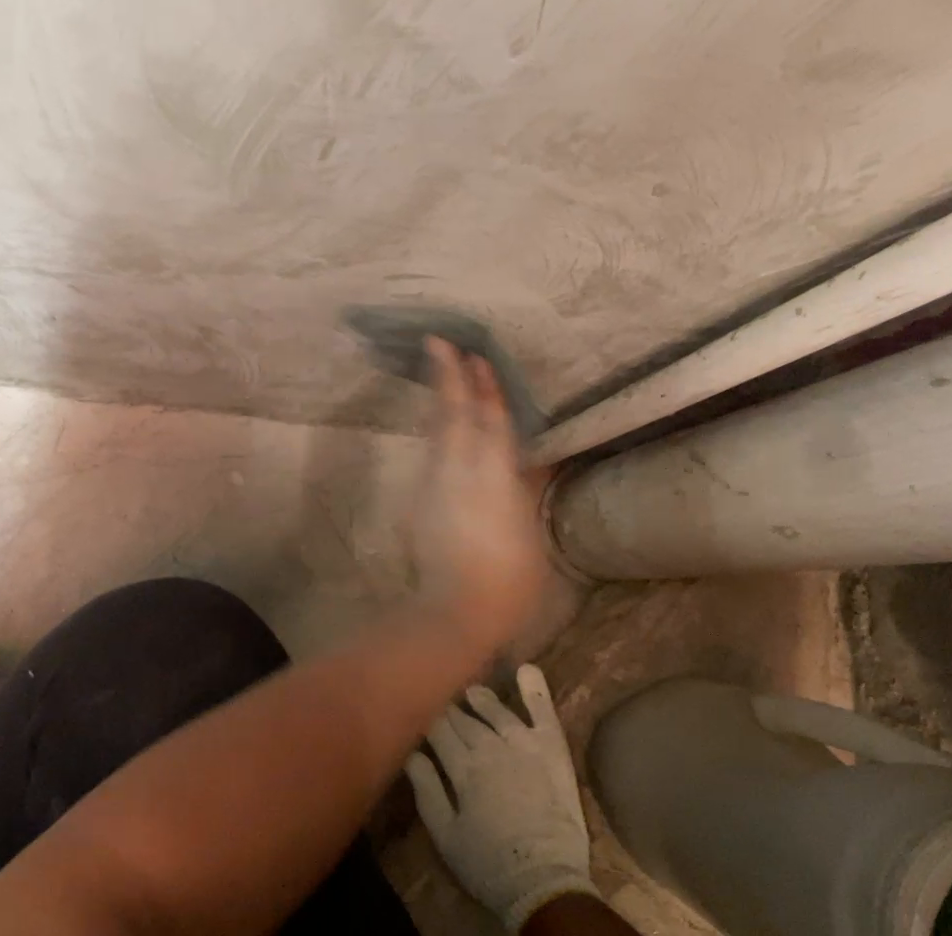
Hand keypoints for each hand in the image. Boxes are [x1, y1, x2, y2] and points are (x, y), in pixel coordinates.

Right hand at [406, 665, 595, 931]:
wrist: (545, 882)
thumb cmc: (488, 863)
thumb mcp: (444, 833)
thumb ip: (426, 788)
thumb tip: (411, 752)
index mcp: (462, 767)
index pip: (439, 730)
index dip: (427, 718)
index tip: (417, 707)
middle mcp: (490, 746)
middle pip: (465, 719)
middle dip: (451, 709)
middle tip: (441, 699)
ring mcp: (524, 744)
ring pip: (497, 711)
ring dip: (482, 699)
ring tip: (472, 691)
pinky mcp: (553, 750)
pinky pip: (543, 713)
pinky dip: (536, 690)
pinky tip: (528, 670)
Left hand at [409, 337, 551, 646]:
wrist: (454, 610)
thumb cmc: (507, 581)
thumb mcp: (529, 533)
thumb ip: (525, 492)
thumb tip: (529, 465)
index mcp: (493, 478)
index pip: (490, 422)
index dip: (484, 389)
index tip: (476, 357)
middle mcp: (459, 473)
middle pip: (454, 416)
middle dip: (447, 377)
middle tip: (438, 342)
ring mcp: (435, 485)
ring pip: (438, 432)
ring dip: (440, 401)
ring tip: (441, 375)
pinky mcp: (422, 501)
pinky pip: (432, 454)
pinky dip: (438, 431)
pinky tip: (443, 427)